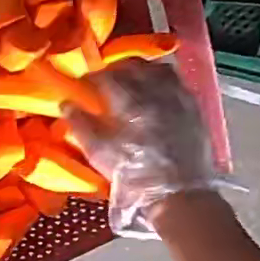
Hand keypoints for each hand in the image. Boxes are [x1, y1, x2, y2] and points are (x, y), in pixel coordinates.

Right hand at [63, 60, 219, 232]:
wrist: (178, 194)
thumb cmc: (133, 174)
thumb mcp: (99, 154)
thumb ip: (80, 125)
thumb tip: (66, 104)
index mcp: (130, 104)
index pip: (106, 77)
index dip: (91, 78)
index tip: (82, 85)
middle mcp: (156, 94)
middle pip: (133, 66)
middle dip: (115, 69)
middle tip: (104, 80)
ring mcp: (178, 99)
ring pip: (158, 69)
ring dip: (141, 69)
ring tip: (131, 80)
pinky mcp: (194, 108)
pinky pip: (177, 81)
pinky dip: (162, 78)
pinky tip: (155, 90)